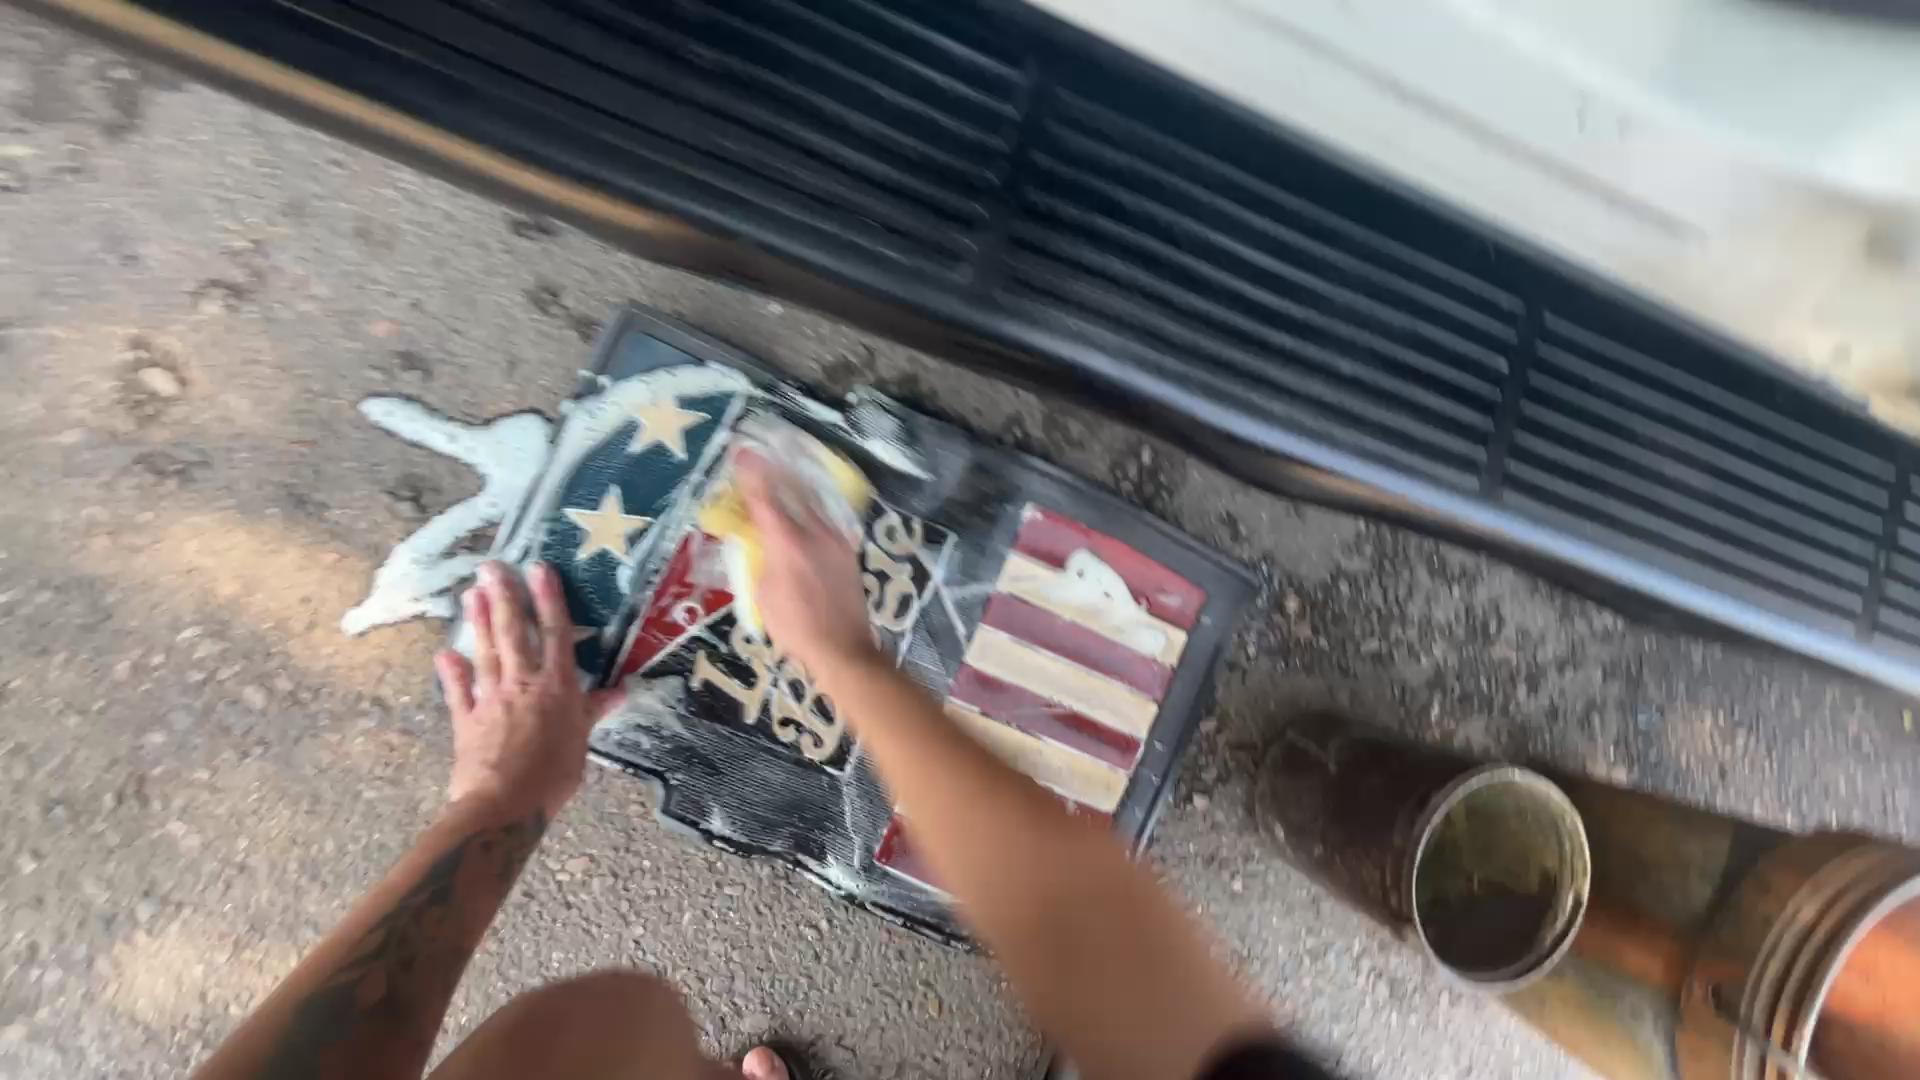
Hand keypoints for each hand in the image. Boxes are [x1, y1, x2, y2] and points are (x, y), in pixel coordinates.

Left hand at [434, 561, 624, 816]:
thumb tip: (620, 691)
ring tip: (471, 593)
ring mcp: (491, 699)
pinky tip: (443, 652)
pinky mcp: (466, 720)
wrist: (504, 804)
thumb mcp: (583, 740)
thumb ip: (593, 710)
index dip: (548, 600)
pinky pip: (458, 692)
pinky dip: (451, 673)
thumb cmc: (554, 773)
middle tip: (491, 567)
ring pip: (486, 653)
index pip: (555, 634)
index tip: (539, 569)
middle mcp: (524, 684)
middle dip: (503, 598)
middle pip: (513, 634)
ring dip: (477, 622)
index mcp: (557, 686)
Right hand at [736, 449, 881, 677]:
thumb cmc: (795, 627)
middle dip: (773, 470)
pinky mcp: (848, 549)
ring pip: (814, 500)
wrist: (842, 646)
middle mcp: (815, 533)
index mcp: (787, 543)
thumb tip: (757, 541)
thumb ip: (759, 559)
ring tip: (782, 466)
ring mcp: (836, 539)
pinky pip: (828, 516)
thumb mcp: (762, 594)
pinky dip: (813, 503)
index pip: (765, 498)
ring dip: (795, 482)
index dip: (751, 473)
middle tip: (759, 454)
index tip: (742, 453)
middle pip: (793, 490)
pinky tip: (807, 499)